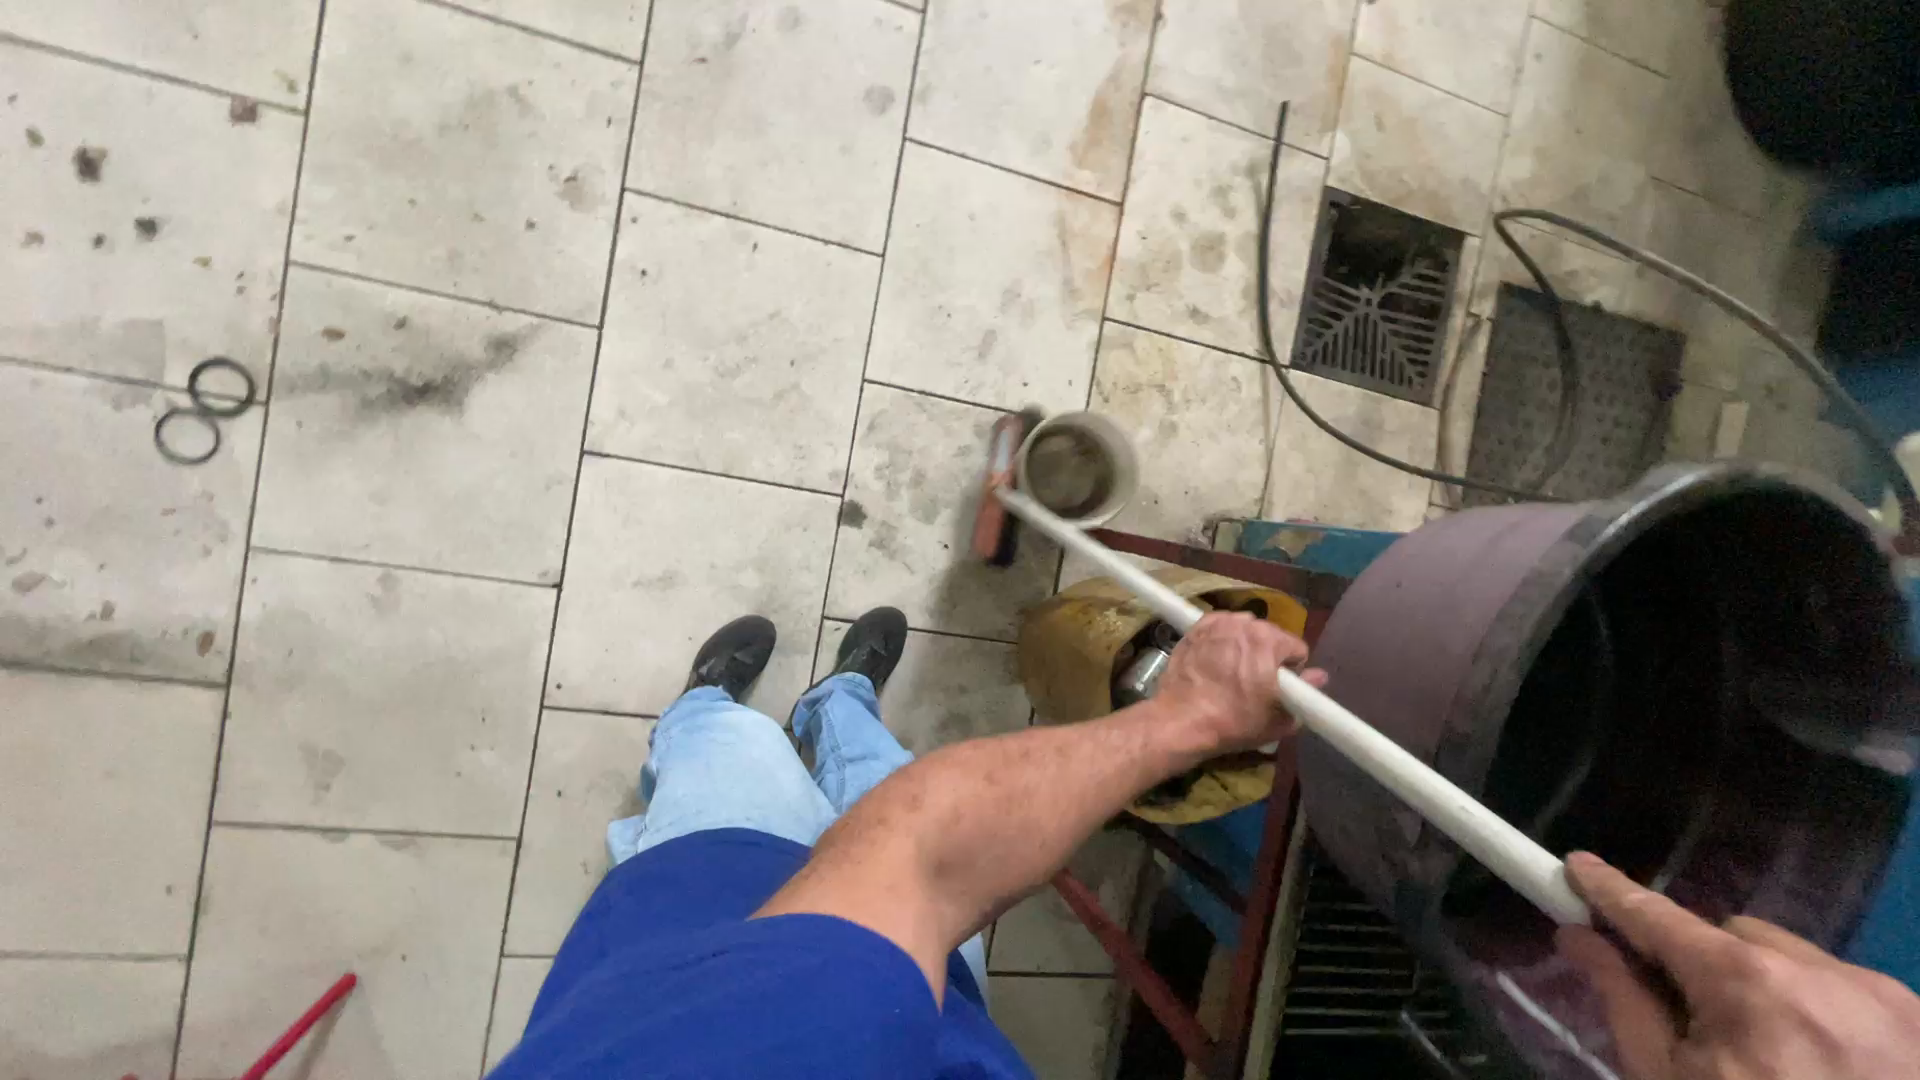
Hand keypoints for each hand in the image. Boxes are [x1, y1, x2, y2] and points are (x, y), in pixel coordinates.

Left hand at [1154, 612, 1325, 754]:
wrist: (1182, 719)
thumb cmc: (1234, 721)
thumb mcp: (1279, 719)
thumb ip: (1306, 695)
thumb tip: (1319, 676)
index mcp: (1270, 641)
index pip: (1297, 648)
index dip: (1292, 670)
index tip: (1279, 687)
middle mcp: (1245, 624)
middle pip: (1269, 635)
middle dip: (1268, 655)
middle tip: (1255, 682)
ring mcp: (1217, 623)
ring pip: (1243, 629)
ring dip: (1244, 644)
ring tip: (1233, 670)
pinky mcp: (1195, 628)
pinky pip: (1219, 627)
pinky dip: (1222, 638)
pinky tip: (1216, 658)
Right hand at [1558, 851, 1919, 1079]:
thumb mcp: (1664, 1078)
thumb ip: (1622, 998)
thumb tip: (1579, 938)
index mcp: (1747, 984)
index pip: (1654, 914)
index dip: (1607, 889)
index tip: (1576, 866)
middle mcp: (1823, 975)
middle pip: (1731, 934)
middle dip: (1701, 959)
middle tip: (1689, 1011)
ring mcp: (1891, 1002)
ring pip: (1794, 960)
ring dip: (1766, 984)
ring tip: (1775, 1053)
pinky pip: (1850, 992)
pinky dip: (1822, 1013)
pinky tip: (1827, 1065)